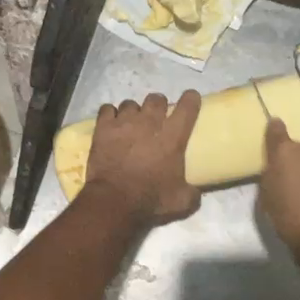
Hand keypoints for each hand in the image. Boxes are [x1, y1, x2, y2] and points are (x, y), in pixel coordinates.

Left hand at [82, 91, 202, 224]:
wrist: (115, 200)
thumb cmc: (152, 199)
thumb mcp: (182, 201)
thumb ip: (192, 192)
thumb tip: (195, 192)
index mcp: (173, 136)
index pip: (187, 106)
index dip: (191, 99)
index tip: (191, 99)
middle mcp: (149, 122)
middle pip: (157, 99)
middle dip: (159, 105)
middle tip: (156, 118)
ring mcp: (124, 122)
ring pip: (131, 104)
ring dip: (134, 112)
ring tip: (131, 124)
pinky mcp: (103, 128)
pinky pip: (107, 109)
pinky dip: (110, 115)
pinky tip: (111, 124)